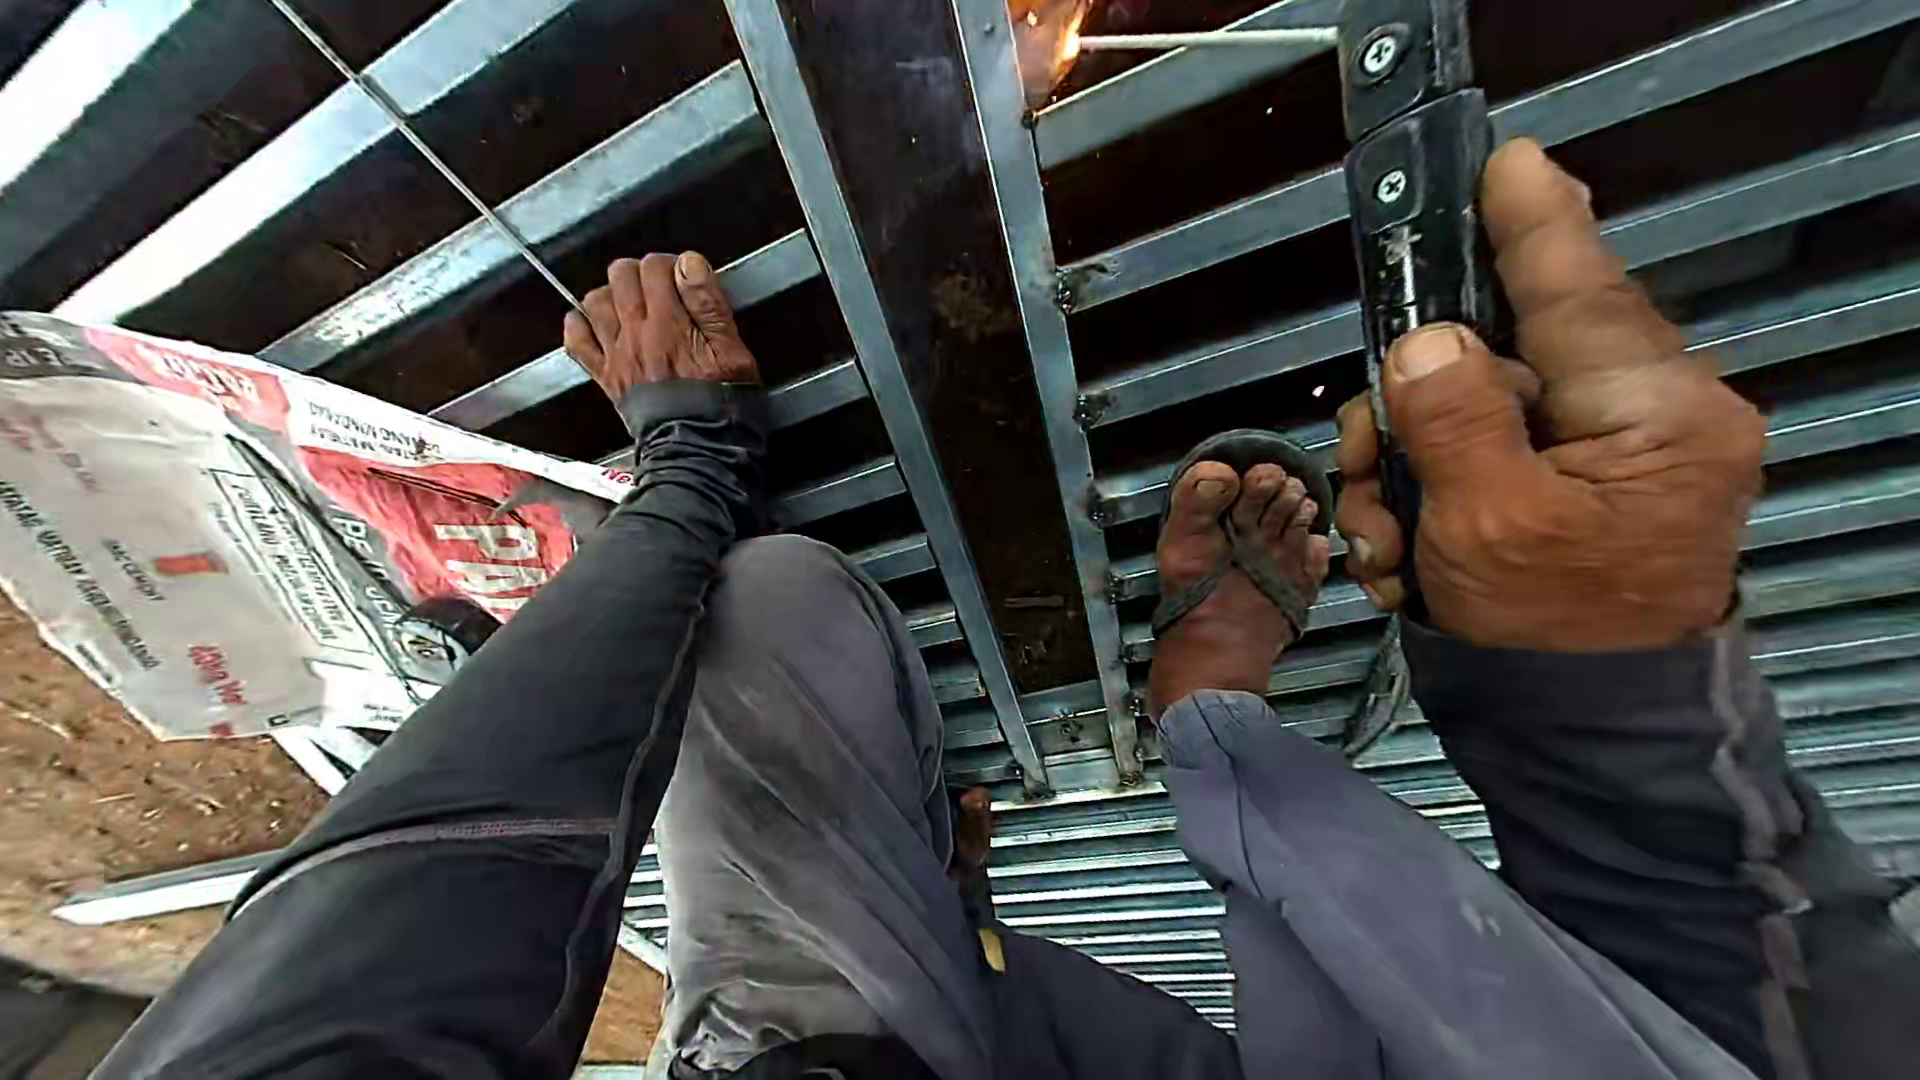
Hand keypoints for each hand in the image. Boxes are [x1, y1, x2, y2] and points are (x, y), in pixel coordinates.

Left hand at [562, 252, 759, 400]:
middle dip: (642, 273)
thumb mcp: (735, 356)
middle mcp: (636, 333)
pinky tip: (598, 325)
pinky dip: (581, 325)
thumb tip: (689, 263)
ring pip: (595, 299)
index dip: (673, 266)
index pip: (657, 267)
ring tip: (634, 305)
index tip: (687, 280)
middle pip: (622, 275)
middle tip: (663, 289)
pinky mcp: (606, 375)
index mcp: (670, 324)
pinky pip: (576, 339)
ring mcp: (616, 354)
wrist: (699, 450)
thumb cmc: (723, 406)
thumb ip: (711, 307)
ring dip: (613, 294)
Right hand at [1335, 139, 1765, 652]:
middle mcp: (1615, 421)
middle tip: (1366, 472)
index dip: (1535, 225)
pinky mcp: (1529, 489)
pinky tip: (1400, 560)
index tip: (1508, 161)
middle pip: (1476, 368)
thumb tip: (1426, 342)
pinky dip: (1405, 507)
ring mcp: (1567, 458)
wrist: (1559, 715)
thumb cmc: (1544, 620)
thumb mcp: (1489, 523)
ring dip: (1389, 479)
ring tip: (1383, 548)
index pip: (1581, 295)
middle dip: (1400, 421)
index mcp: (1646, 416)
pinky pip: (1445, 465)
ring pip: (1442, 421)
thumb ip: (1458, 422)